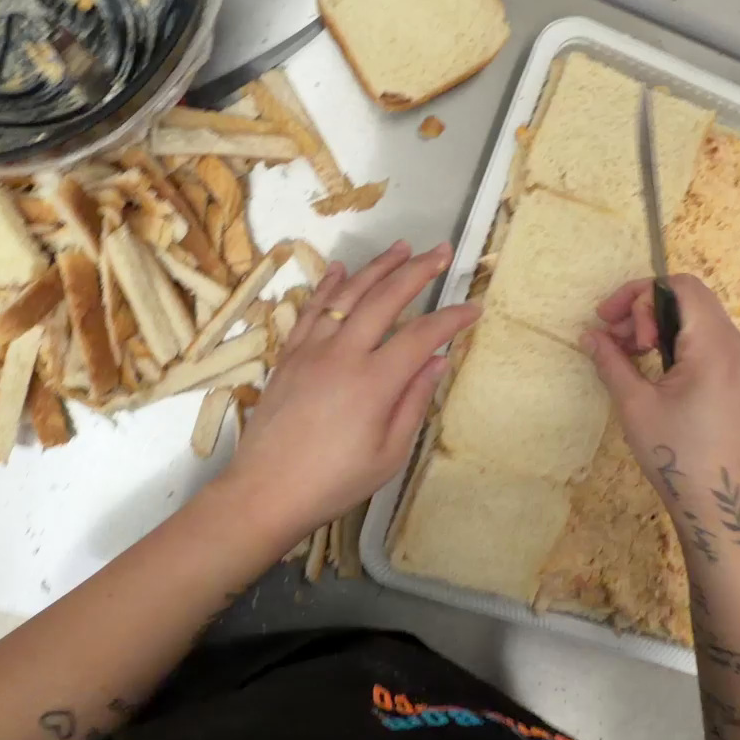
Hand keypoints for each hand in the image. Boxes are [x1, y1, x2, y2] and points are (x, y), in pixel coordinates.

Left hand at [219, 241, 480, 546]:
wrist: (265, 492)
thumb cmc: (334, 482)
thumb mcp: (389, 454)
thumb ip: (414, 402)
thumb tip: (437, 360)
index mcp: (375, 382)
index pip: (423, 336)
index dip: (452, 318)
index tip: (474, 307)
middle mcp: (343, 354)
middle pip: (386, 298)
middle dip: (418, 270)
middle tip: (442, 252)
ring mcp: (311, 350)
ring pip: (348, 295)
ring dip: (377, 267)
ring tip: (401, 247)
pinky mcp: (289, 355)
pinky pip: (311, 309)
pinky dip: (328, 285)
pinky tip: (340, 269)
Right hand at [579, 275, 739, 512]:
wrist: (720, 504)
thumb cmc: (676, 454)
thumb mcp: (635, 405)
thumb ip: (611, 362)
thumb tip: (589, 335)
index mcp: (715, 346)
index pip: (681, 287)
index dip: (638, 292)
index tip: (608, 320)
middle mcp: (737, 346)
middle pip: (690, 299)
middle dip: (644, 308)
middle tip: (612, 338)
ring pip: (698, 319)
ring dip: (658, 325)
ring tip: (627, 353)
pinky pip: (707, 341)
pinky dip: (676, 342)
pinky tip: (652, 367)